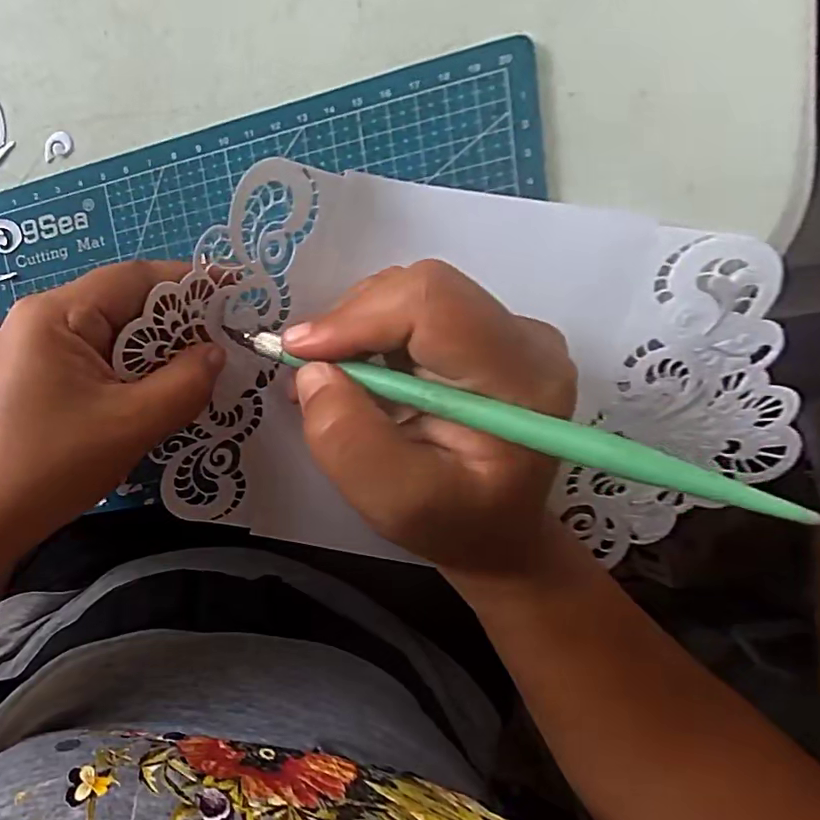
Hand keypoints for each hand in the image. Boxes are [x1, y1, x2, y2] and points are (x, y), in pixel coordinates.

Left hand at [0, 261, 224, 554]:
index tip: (236, 292)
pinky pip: (91, 360)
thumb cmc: (51, 467)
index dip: (189, 283)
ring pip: (108, 335)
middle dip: (173, 324)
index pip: (133, 278)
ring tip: (196, 374)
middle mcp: (39, 319)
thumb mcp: (130, 423)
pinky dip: (126, 373)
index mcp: (55, 313)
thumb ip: (184, 382)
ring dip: (152, 353)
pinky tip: (153, 395)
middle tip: (224, 345)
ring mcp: (32, 349)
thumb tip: (214, 352)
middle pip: (119, 304)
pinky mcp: (34, 378)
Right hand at [284, 259, 576, 575]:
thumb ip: (348, 439)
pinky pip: (405, 307)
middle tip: (305, 371)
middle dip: (346, 323)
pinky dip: (361, 332)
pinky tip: (352, 373)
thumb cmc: (450, 522)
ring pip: (404, 292)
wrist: (491, 530)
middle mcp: (521, 339)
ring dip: (350, 329)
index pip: (432, 304)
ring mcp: (501, 330)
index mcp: (517, 380)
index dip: (355, 318)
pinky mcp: (477, 331)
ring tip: (329, 380)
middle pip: (416, 289)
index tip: (298, 353)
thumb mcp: (392, 499)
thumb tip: (312, 373)